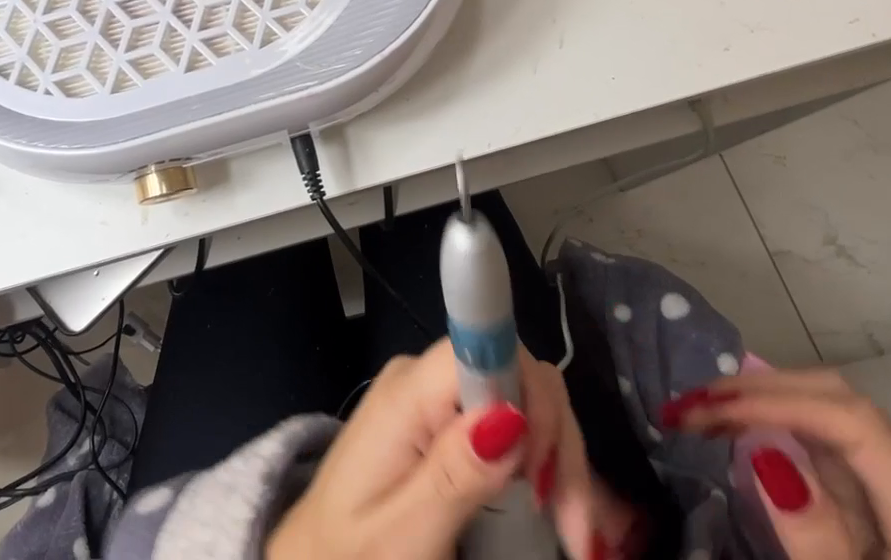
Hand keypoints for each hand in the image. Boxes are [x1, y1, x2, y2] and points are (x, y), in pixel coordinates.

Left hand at [267, 340, 636, 559]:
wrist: (312, 557)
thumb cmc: (350, 551)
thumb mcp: (402, 532)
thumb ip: (454, 473)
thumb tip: (512, 414)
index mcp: (408, 393)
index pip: (490, 352)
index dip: (534, 399)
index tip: (550, 474)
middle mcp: (424, 379)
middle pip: (519, 379)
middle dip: (559, 447)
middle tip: (578, 532)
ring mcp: (435, 395)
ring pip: (525, 401)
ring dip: (559, 462)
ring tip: (575, 534)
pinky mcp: (445, 417)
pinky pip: (511, 422)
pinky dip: (541, 464)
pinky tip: (557, 511)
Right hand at [669, 369, 890, 559]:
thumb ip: (816, 538)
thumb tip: (764, 453)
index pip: (853, 422)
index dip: (775, 402)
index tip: (706, 412)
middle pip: (842, 400)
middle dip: (758, 390)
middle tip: (687, 406)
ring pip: (833, 405)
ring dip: (762, 397)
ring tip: (702, 410)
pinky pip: (831, 433)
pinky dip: (778, 419)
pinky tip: (739, 426)